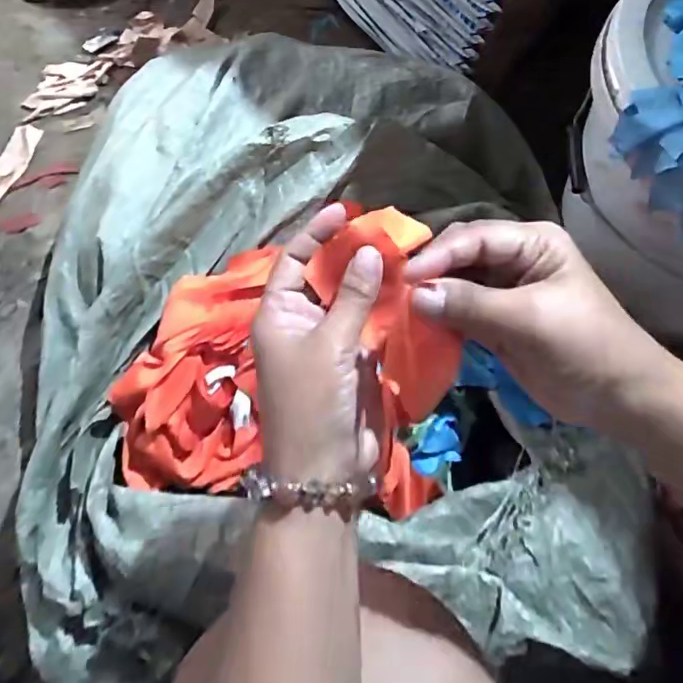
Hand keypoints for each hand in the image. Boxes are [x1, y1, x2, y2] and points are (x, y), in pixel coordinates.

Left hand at [249, 204, 387, 484]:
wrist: (326, 472)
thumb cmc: (313, 403)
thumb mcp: (330, 346)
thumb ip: (352, 297)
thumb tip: (368, 251)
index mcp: (278, 313)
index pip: (294, 259)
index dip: (316, 232)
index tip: (345, 210)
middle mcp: (299, 320)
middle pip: (322, 275)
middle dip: (347, 252)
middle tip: (381, 229)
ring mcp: (326, 340)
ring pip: (348, 298)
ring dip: (369, 278)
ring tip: (398, 251)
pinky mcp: (351, 358)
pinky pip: (366, 322)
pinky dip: (382, 306)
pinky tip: (405, 288)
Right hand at [404, 220, 678, 428]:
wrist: (623, 399)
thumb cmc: (586, 347)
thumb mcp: (530, 321)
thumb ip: (472, 305)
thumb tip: (416, 294)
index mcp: (531, 242)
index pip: (473, 237)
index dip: (438, 255)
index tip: (406, 278)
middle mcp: (514, 257)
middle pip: (459, 254)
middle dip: (430, 271)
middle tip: (396, 292)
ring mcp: (503, 289)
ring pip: (454, 282)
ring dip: (431, 295)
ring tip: (399, 308)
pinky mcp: (495, 318)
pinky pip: (458, 310)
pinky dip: (439, 317)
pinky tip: (418, 326)